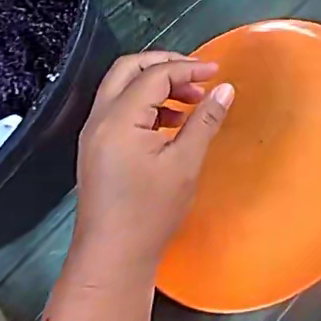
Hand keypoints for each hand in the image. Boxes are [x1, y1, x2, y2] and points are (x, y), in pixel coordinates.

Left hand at [71, 52, 233, 276]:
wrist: (113, 255)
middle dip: (165, 64)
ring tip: (191, 100)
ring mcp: (94, 134)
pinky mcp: (98, 147)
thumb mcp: (186, 163)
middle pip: (128, 69)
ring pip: (122, 87)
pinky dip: (148, 103)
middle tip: (198, 73)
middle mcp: (100, 120)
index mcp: (119, 120)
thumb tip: (225, 89)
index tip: (217, 72)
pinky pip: (120, 108)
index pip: (154, 76)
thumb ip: (205, 120)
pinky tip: (174, 122)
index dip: (188, 69)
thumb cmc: (150, 211)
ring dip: (157, 83)